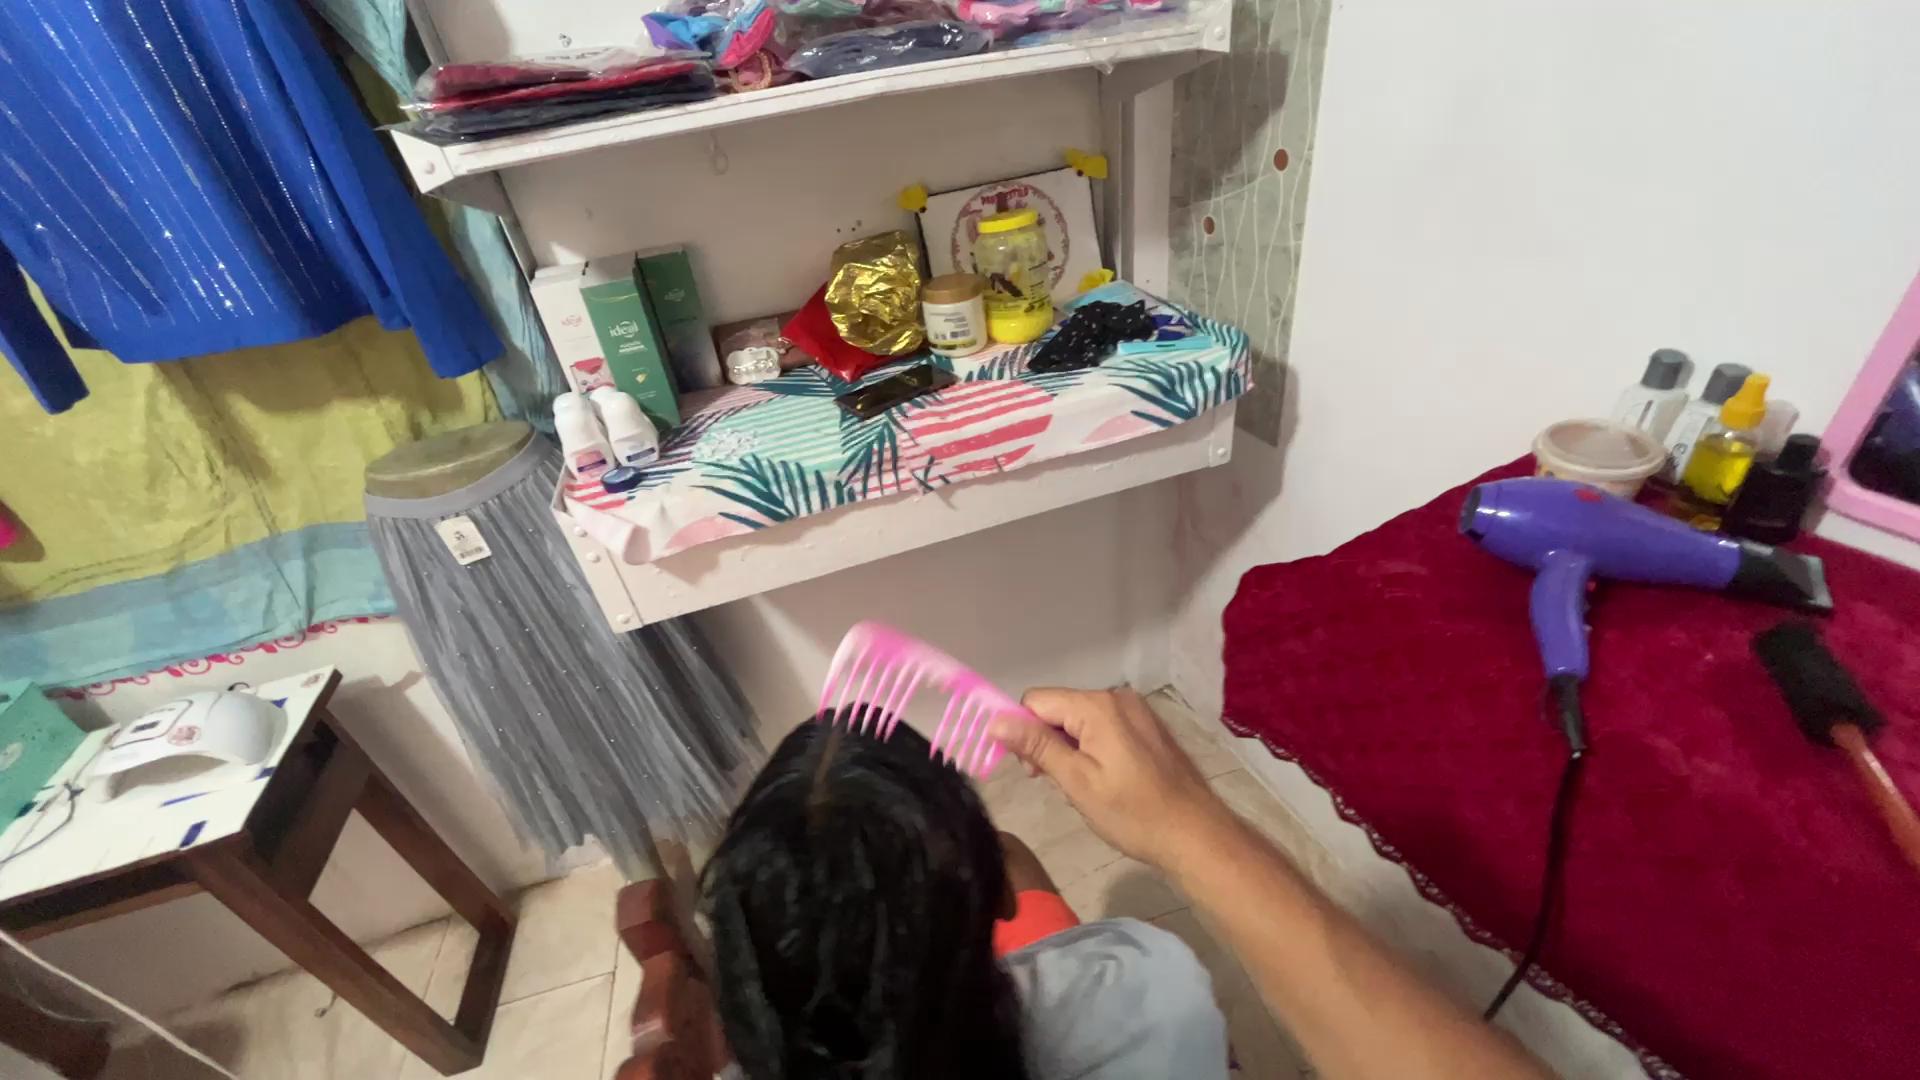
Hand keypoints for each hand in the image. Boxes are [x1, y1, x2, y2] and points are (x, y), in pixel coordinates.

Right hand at [992, 687, 1231, 873]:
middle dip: (1046, 741)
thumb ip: (1036, 746)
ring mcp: (1136, 710)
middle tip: (1055, 783)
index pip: (1036, 700)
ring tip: (1084, 787)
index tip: (1030, 771)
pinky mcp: (1147, 726)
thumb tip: (994, 722)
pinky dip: (1092, 747)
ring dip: (1069, 747)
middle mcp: (1116, 697)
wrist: (1197, 835)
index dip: (1022, 730)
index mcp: (1097, 706)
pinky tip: (1105, 779)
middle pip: (1058, 708)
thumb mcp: (1078, 782)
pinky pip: (1103, 726)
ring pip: (1079, 719)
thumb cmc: (1133, 813)